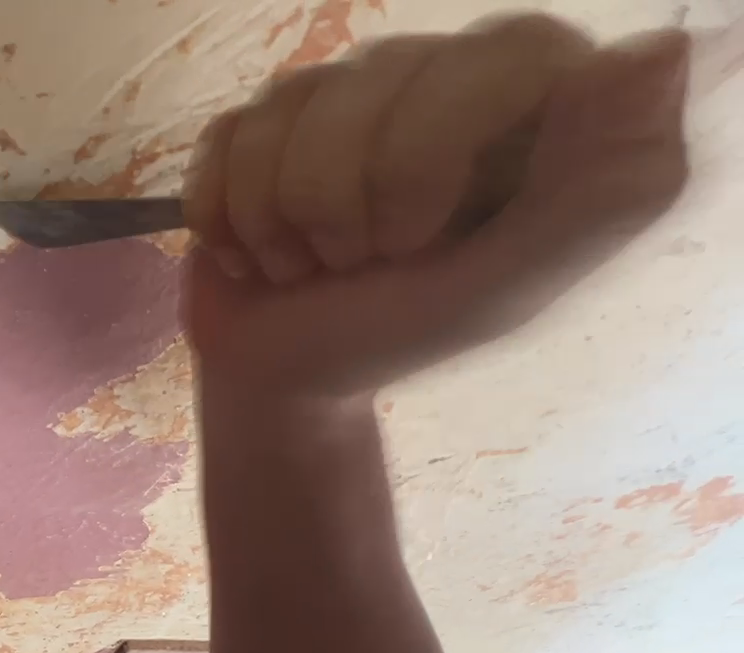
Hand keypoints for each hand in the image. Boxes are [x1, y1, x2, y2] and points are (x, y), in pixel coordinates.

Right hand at [183, 16, 691, 399]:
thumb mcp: (497, 296)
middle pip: (369, 82)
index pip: (490, 59)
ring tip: (296, 263)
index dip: (421, 159)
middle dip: (334, 202)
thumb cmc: (385, 338)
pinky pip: (222, 141)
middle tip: (350, 262)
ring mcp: (337, 100)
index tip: (410, 247)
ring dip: (272, 219)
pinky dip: (221, 217)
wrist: (273, 374)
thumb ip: (594, 199)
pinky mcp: (255, 131)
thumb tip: (658, 50)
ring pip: (285, 109)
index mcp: (526, 104)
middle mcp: (435, 78)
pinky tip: (249, 250)